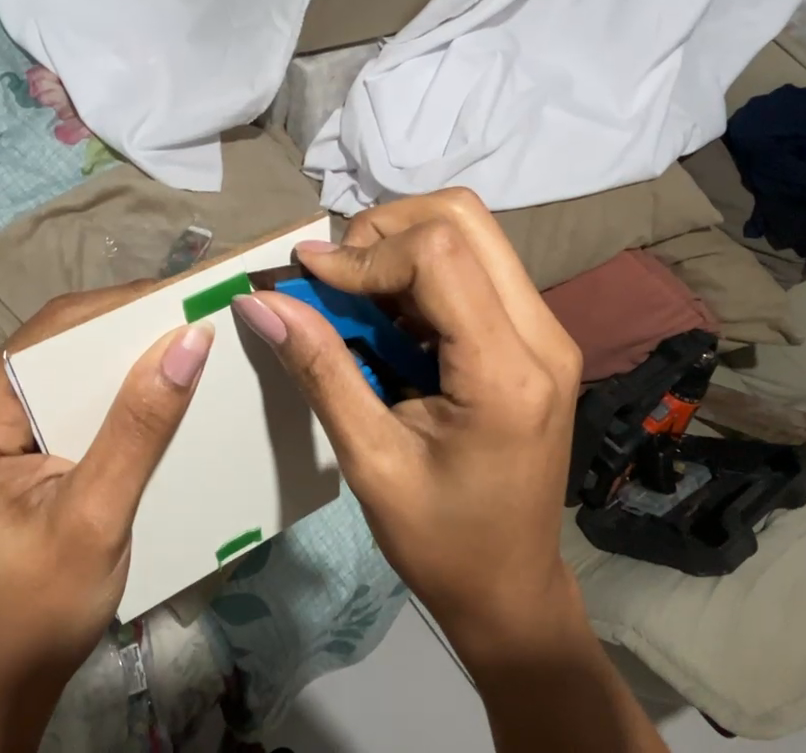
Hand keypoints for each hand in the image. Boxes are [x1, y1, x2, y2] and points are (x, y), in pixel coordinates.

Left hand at [0, 285, 214, 751]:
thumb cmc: (37, 612)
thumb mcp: (95, 519)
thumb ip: (139, 427)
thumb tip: (188, 340)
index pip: (52, 335)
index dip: (124, 309)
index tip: (191, 296)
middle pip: (54, 346)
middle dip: (125, 332)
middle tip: (197, 318)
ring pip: (60, 369)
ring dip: (119, 362)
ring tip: (184, 346)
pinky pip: (58, 400)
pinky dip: (105, 395)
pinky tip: (149, 391)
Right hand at [230, 189, 585, 662]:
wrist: (511, 588)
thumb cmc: (441, 541)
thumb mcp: (368, 460)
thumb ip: (320, 368)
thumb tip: (260, 301)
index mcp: (506, 372)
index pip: (438, 253)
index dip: (362, 253)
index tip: (306, 279)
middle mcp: (542, 334)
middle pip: (463, 217)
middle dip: (384, 230)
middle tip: (336, 279)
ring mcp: (546, 332)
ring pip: (471, 232)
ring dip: (401, 247)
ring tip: (357, 299)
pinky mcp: (535, 338)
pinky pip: (475, 267)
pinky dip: (420, 272)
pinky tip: (388, 320)